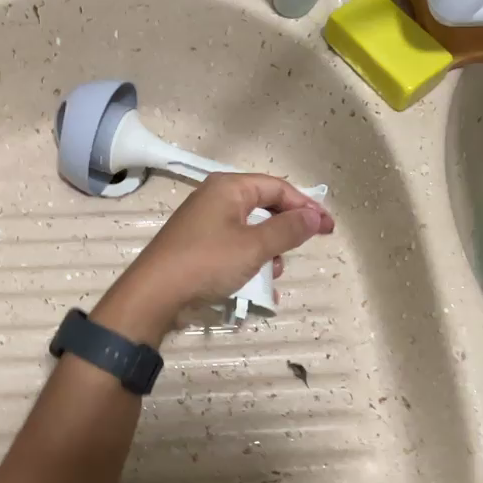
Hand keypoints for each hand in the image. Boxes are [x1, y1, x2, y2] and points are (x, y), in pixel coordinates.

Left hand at [92, 173, 333, 344]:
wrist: (154, 295)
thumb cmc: (206, 262)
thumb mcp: (254, 246)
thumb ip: (288, 230)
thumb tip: (314, 216)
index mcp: (228, 188)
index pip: (277, 187)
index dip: (306, 206)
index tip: (328, 228)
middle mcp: (215, 198)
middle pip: (264, 206)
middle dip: (286, 229)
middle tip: (304, 248)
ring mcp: (204, 223)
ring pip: (250, 229)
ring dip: (268, 250)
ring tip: (273, 273)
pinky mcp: (197, 246)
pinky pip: (234, 247)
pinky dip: (250, 261)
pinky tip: (258, 284)